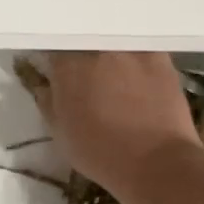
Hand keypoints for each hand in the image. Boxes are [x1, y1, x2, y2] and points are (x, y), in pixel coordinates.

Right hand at [44, 52, 199, 190]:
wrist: (157, 163)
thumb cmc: (101, 153)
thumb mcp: (61, 134)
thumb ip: (48, 102)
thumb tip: (45, 85)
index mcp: (67, 65)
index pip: (54, 46)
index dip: (55, 58)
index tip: (57, 70)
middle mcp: (97, 48)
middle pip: (84, 39)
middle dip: (81, 51)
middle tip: (86, 72)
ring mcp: (130, 49)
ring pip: (112, 39)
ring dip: (109, 51)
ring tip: (113, 70)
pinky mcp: (159, 55)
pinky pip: (140, 46)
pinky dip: (135, 54)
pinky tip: (138, 69)